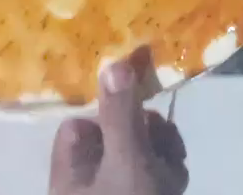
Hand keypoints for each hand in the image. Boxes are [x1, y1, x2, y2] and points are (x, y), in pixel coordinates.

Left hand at [49, 48, 187, 194]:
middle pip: (120, 131)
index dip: (109, 113)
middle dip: (150, 133)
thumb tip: (112, 60)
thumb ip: (121, 113)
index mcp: (69, 171)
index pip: (81, 124)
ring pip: (145, 149)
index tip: (135, 108)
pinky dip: (169, 172)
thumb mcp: (125, 159)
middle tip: (161, 145)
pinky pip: (156, 170)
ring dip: (165, 153)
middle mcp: (86, 180)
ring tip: (169, 177)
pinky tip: (173, 187)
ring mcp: (115, 190)